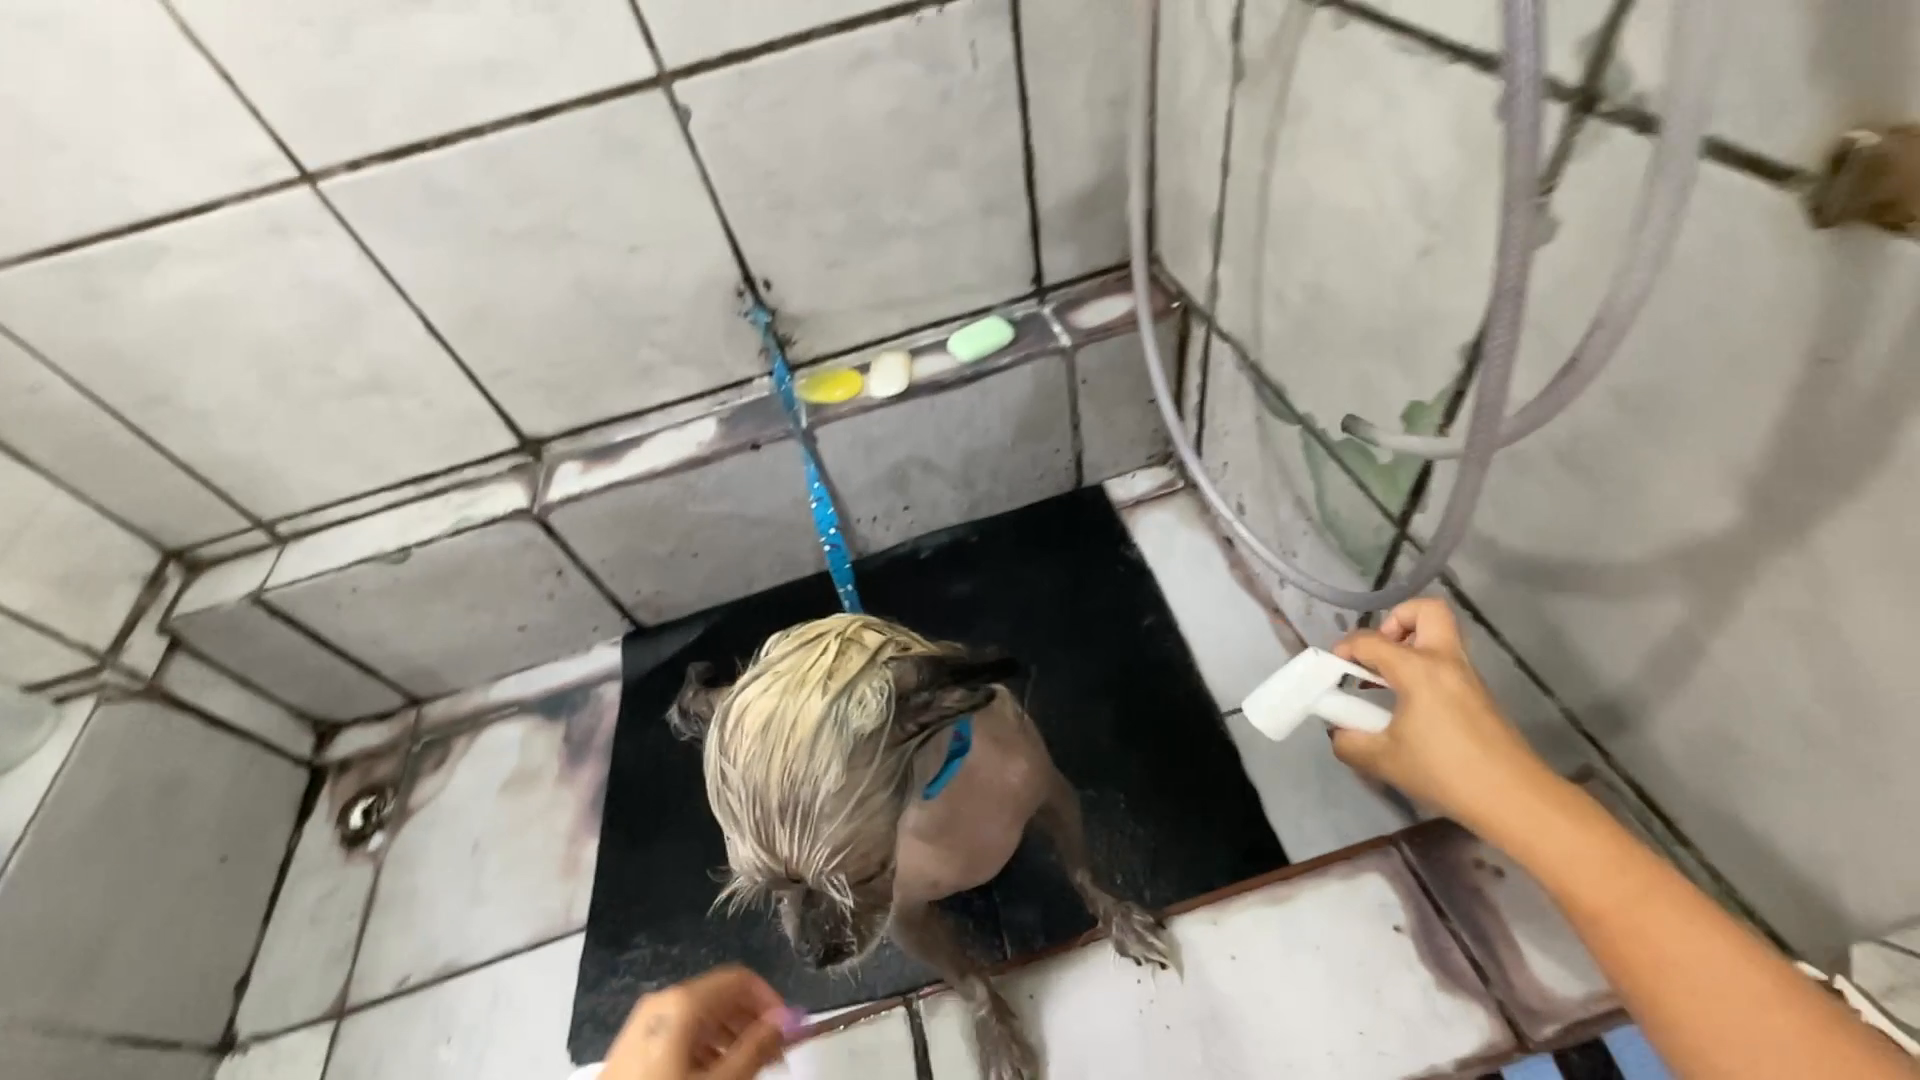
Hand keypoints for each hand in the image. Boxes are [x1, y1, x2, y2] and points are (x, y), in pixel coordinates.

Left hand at [601, 965, 793, 1079]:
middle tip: (774, 1055)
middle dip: (752, 1020)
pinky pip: (682, 1032)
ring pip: (702, 1015)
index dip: (769, 1000)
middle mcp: (664, 1001)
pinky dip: (707, 1046)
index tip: (787, 1031)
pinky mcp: (635, 1044)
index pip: (740, 980)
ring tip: (748, 1069)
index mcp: (684, 1003)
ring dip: (732, 1035)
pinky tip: (715, 1074)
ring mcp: (646, 1022)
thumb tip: (786, 1020)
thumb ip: (756, 1049)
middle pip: (721, 996)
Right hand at [1330, 598, 1553, 829]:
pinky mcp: (1479, 695)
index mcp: (1419, 669)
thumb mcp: (1382, 760)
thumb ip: (1349, 741)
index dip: (1344, 648)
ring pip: (1439, 636)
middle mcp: (1446, 661)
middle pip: (1426, 611)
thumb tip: (1340, 732)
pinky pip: (1446, 663)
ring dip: (1409, 646)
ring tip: (1387, 682)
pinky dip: (1423, 670)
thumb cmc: (1445, 772)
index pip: (1370, 641)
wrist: (1515, 799)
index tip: (1332, 671)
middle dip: (1395, 621)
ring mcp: (1468, 676)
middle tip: (1378, 654)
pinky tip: (1408, 706)